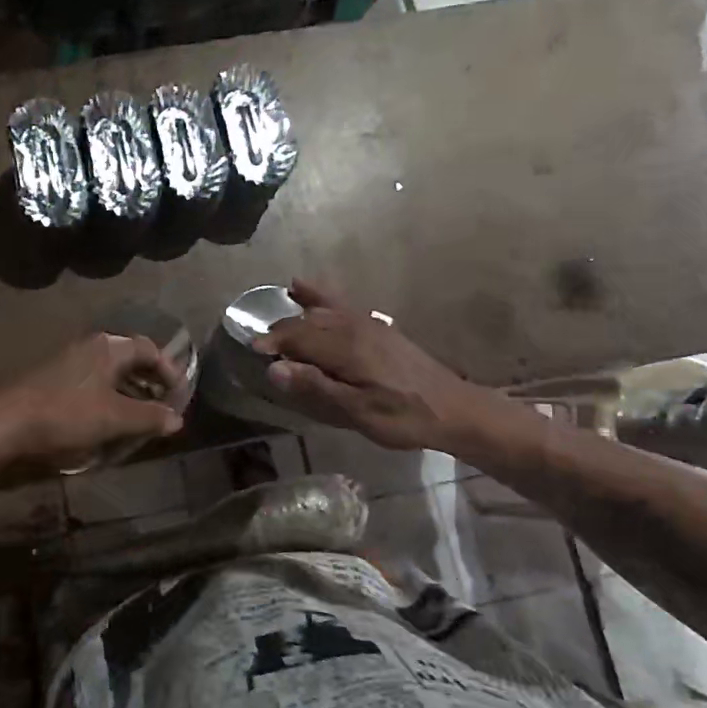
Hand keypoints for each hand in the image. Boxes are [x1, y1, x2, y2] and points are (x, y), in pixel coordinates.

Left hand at [0, 333, 185, 496]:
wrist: (6, 424)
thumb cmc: (67, 415)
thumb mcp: (115, 418)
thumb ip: (149, 417)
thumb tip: (177, 419)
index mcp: (109, 348)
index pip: (150, 349)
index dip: (170, 370)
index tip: (180, 395)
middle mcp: (91, 347)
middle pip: (131, 358)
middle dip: (151, 381)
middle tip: (164, 406)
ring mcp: (70, 361)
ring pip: (111, 372)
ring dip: (130, 391)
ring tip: (141, 417)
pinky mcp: (55, 379)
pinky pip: (94, 383)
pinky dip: (110, 397)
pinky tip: (109, 421)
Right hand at [252, 280, 476, 450]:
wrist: (453, 409)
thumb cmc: (403, 416)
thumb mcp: (358, 411)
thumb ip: (316, 386)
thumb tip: (274, 368)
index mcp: (347, 348)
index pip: (298, 336)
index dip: (273, 341)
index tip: (253, 350)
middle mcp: (355, 327)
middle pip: (309, 320)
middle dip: (283, 328)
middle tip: (264, 344)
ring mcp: (370, 324)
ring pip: (325, 308)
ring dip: (301, 310)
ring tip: (282, 310)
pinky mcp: (380, 327)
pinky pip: (343, 304)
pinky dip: (323, 295)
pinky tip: (310, 291)